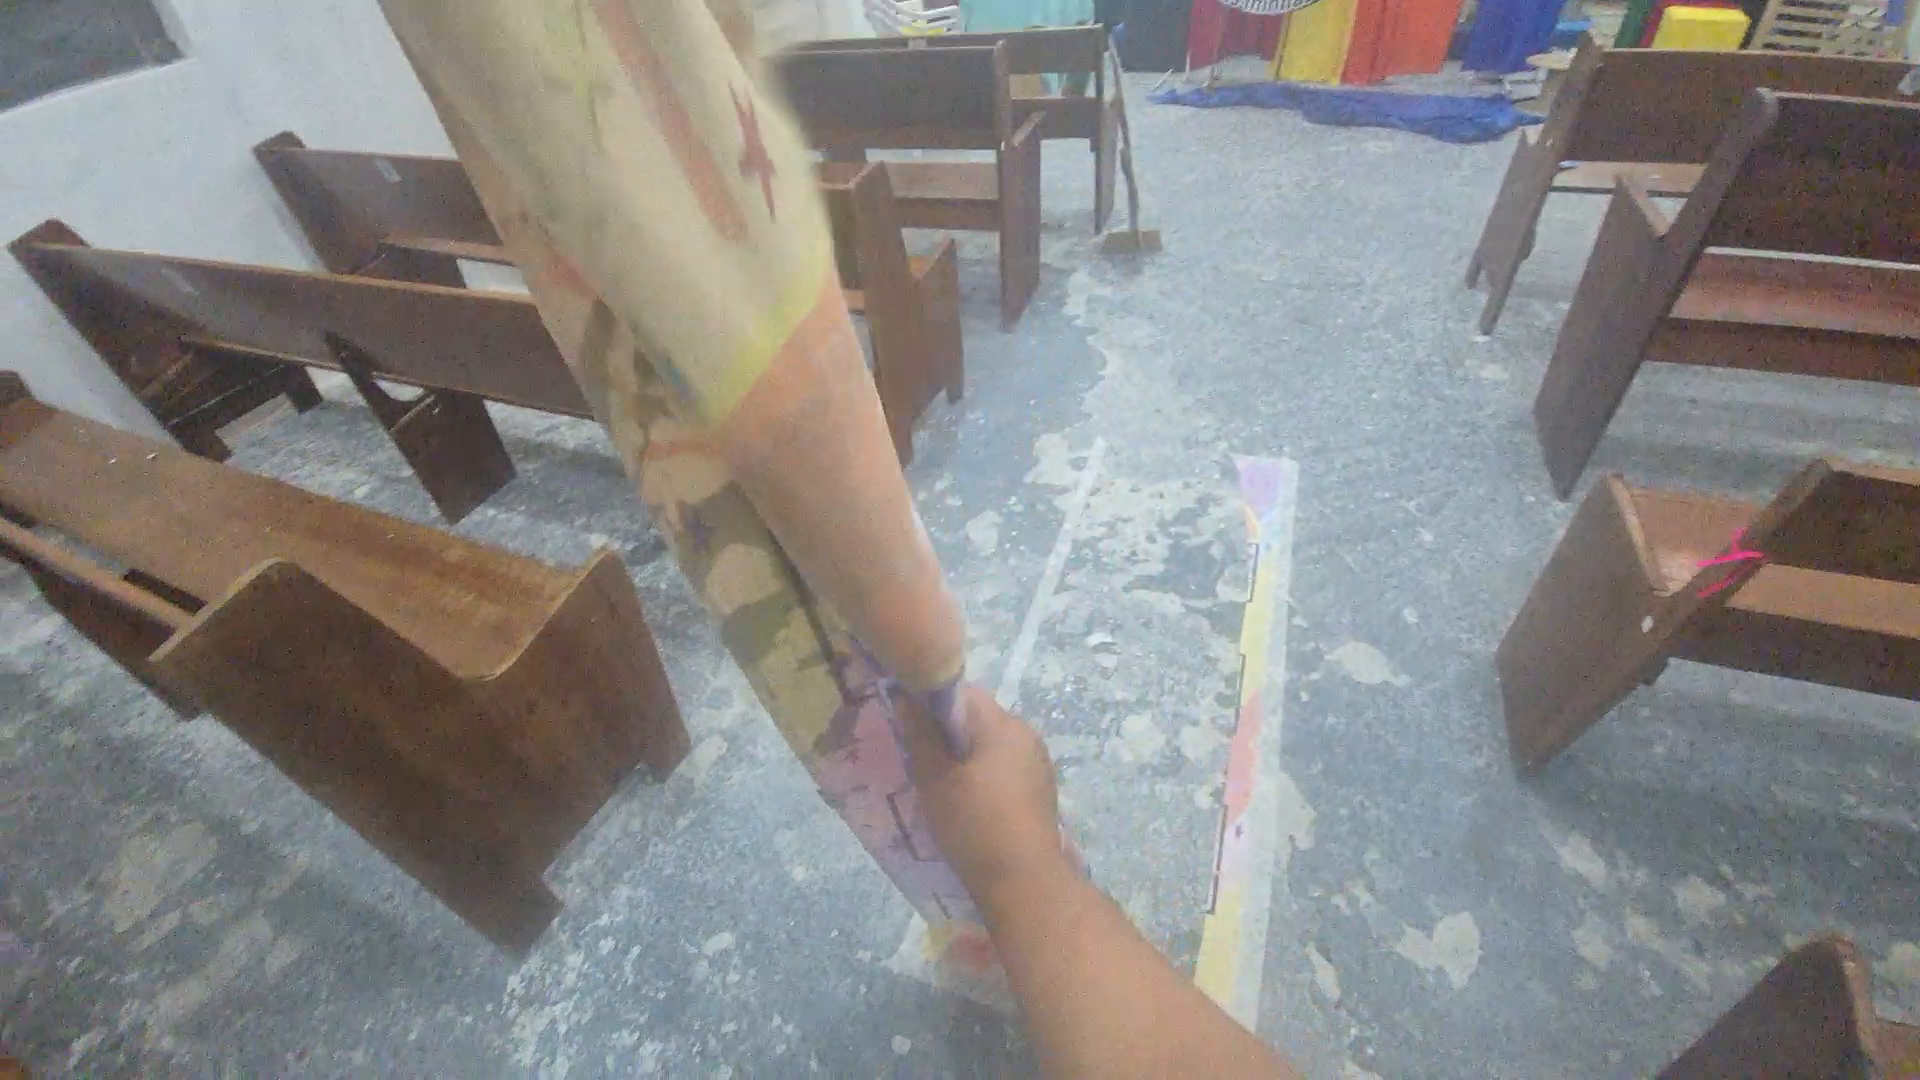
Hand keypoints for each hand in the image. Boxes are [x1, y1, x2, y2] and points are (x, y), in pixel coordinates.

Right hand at [899, 684, 1065, 900]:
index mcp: (1002, 723)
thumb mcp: (935, 780)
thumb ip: (920, 735)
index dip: (931, 702)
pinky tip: (974, 800)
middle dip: (949, 731)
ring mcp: (1038, 759)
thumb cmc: (974, 825)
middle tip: (922, 758)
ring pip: (993, 741)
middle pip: (979, 716)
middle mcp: (1025, 732)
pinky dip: (987, 772)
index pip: (961, 692)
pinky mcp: (1043, 785)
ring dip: (969, 753)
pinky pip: (1008, 764)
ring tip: (945, 783)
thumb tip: (905, 697)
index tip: (910, 725)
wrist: (1026, 881)